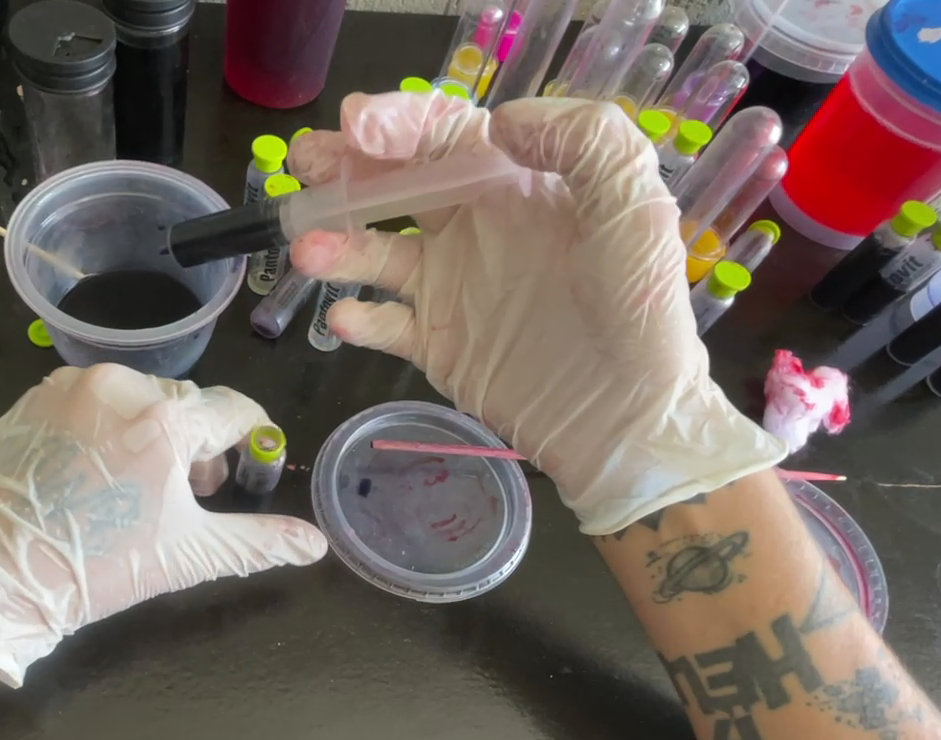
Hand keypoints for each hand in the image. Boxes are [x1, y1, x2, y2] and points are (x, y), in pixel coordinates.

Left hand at [0, 365, 326, 684]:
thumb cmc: (101, 565)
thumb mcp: (189, 556)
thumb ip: (259, 541)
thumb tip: (316, 544)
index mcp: (165, 418)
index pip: (235, 410)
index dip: (248, 440)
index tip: (243, 467)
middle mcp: (120, 386)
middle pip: (186, 403)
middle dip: (196, 443)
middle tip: (183, 492)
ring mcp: (69, 387)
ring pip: (137, 397)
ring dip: (148, 431)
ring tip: (133, 483)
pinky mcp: (32, 398)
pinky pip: (89, 400)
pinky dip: (103, 426)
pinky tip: (89, 471)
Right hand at [288, 92, 785, 534]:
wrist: (623, 416)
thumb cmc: (636, 311)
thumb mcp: (633, 210)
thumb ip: (584, 143)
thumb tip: (499, 122)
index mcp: (517, 188)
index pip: (447, 139)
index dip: (400, 125)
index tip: (357, 127)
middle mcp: (474, 231)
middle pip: (397, 188)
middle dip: (348, 170)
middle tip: (303, 161)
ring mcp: (448, 290)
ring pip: (377, 256)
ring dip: (339, 248)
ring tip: (307, 251)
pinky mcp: (433, 345)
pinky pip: (384, 325)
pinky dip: (359, 320)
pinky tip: (343, 317)